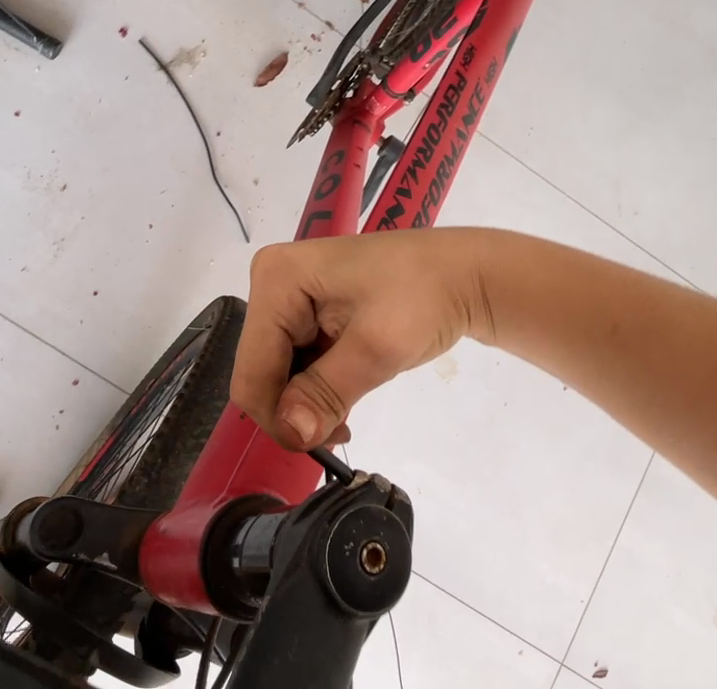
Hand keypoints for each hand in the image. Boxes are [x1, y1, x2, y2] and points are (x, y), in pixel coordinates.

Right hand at [231, 228, 505, 449]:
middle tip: (341, 429)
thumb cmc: (425, 297)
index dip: (279, 416)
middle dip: (294, 408)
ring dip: (306, 401)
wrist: (463, 274)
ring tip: (346, 412)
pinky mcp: (306, 308)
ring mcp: (289, 294)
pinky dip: (315, 386)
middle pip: (260, 371)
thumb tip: (291, 434)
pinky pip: (294, 361)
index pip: (253, 370)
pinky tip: (343, 393)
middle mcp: (271, 281)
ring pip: (276, 372)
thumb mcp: (377, 346)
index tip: (324, 441)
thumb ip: (326, 391)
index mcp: (276, 278)